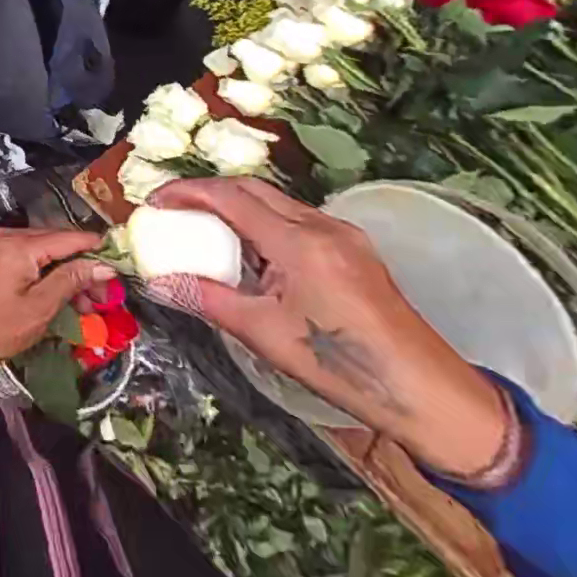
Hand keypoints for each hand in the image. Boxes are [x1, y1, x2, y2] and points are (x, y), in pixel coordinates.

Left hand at [0, 228, 115, 368]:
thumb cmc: (0, 327)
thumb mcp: (42, 306)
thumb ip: (73, 280)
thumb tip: (104, 266)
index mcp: (20, 245)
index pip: (68, 238)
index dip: (95, 249)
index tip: (119, 262)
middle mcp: (11, 235)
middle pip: (59, 242)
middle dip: (84, 264)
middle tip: (104, 290)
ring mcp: (2, 243)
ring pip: (48, 249)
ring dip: (69, 270)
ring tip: (88, 299)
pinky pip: (34, 255)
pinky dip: (51, 270)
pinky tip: (65, 292)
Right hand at [144, 178, 508, 476]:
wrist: (419, 387)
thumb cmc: (338, 364)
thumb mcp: (263, 333)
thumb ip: (208, 298)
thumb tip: (161, 283)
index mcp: (299, 241)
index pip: (232, 198)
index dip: (189, 192)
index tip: (157, 200)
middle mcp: (322, 224)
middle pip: (255, 190)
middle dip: (211, 194)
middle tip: (178, 211)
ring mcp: (343, 233)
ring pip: (278, 204)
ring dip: (240, 209)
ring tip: (210, 234)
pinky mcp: (354, 248)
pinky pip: (299, 221)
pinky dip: (267, 226)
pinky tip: (257, 257)